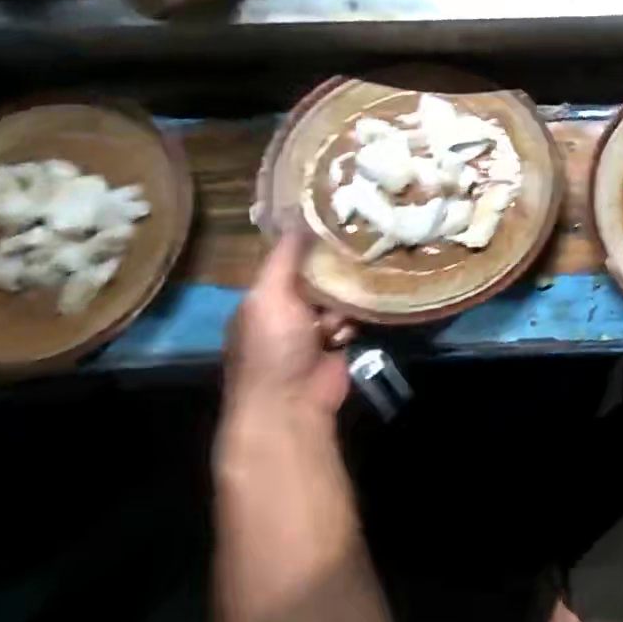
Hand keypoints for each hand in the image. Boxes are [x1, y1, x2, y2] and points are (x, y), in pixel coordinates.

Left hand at [226, 213, 356, 418]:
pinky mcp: (339, 342)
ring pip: (340, 294)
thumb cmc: (272, 346)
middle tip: (360, 247)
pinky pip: (353, 317)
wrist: (291, 404)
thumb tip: (300, 218)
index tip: (337, 220)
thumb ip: (284, 257)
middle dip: (335, 267)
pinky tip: (350, 325)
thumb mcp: (268, 295)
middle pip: (318, 275)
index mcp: (263, 296)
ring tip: (350, 295)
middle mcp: (287, 308)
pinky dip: (354, 319)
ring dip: (345, 296)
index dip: (309, 241)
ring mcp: (313, 327)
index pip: (288, 258)